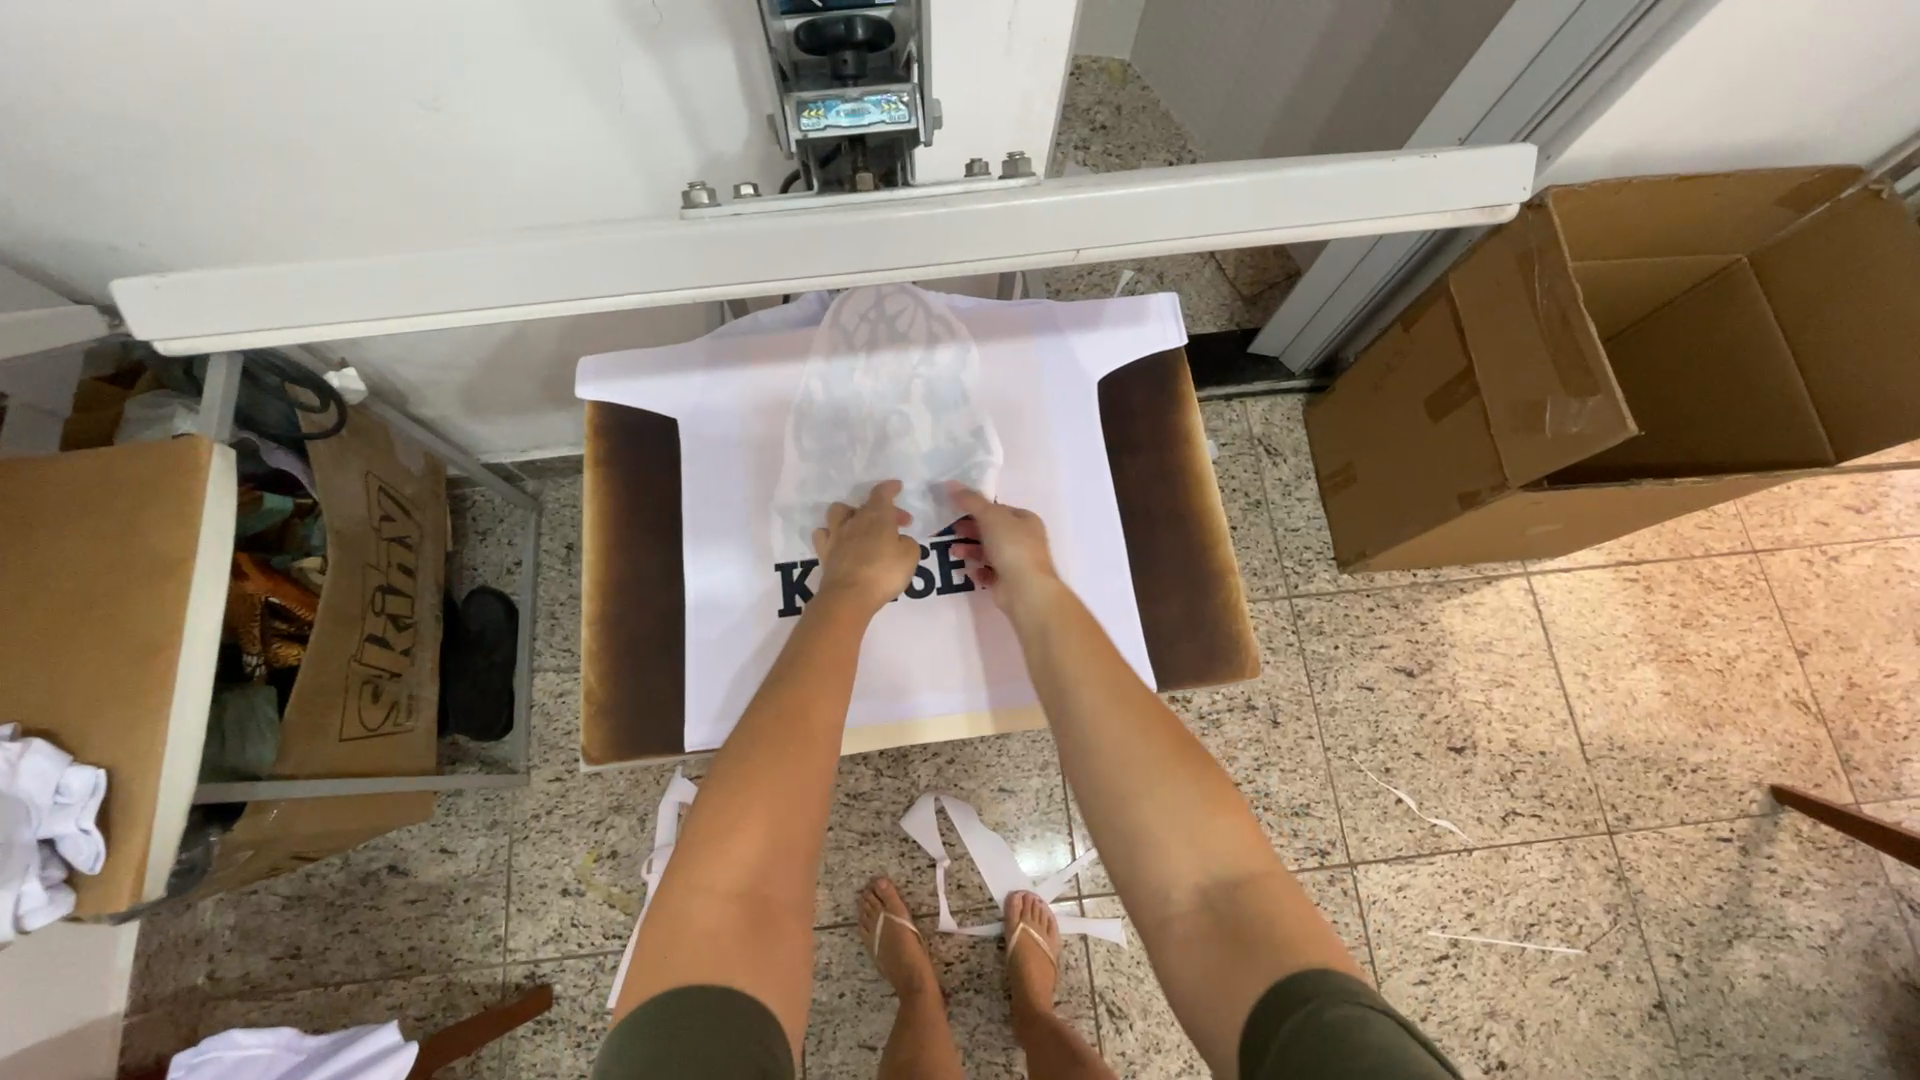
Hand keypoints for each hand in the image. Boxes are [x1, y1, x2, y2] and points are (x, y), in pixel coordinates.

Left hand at [812, 480, 922, 616]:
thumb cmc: (884, 572)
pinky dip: (831, 534)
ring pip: (838, 512)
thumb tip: (899, 540)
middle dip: (883, 511)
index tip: (897, 487)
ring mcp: (836, 536)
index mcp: (877, 516)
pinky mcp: (825, 553)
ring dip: (850, 514)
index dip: (890, 488)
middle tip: (899, 525)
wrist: (849, 596)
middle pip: (866, 505)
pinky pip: (824, 535)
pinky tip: (839, 542)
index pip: (882, 493)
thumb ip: (907, 543)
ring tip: (860, 525)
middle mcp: (854, 520)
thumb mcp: (910, 556)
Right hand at [945, 483, 1064, 618]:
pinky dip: (978, 570)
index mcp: (1026, 521)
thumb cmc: (1012, 546)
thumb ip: (970, 500)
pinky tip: (971, 571)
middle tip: (952, 531)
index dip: (978, 509)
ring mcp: (1017, 562)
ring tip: (954, 552)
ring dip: (970, 550)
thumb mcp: (991, 516)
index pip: (999, 510)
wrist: (1025, 589)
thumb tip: (949, 483)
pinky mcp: (1008, 581)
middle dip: (970, 531)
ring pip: (989, 552)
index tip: (957, 511)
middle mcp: (1024, 540)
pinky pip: (989, 572)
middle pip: (992, 531)